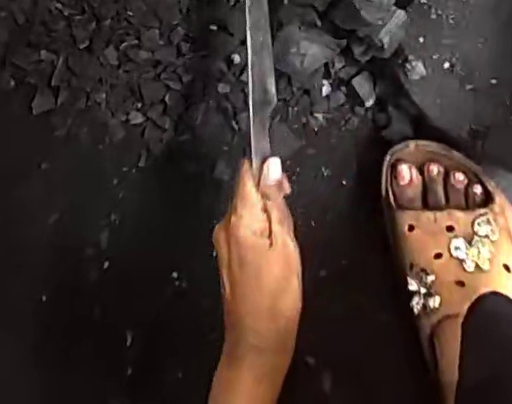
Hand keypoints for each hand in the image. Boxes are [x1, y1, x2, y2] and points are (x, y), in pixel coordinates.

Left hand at [213, 157, 300, 362]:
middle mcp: (224, 224)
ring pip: (247, 210)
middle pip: (246, 191)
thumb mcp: (286, 246)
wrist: (257, 346)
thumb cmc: (276, 299)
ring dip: (266, 217)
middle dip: (269, 197)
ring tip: (284, 246)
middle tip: (289, 225)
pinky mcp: (226, 255)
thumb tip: (271, 165)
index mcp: (238, 217)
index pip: (246, 173)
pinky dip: (259, 232)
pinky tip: (273, 255)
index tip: (284, 184)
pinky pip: (243, 228)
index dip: (267, 171)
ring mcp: (222, 240)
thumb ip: (276, 202)